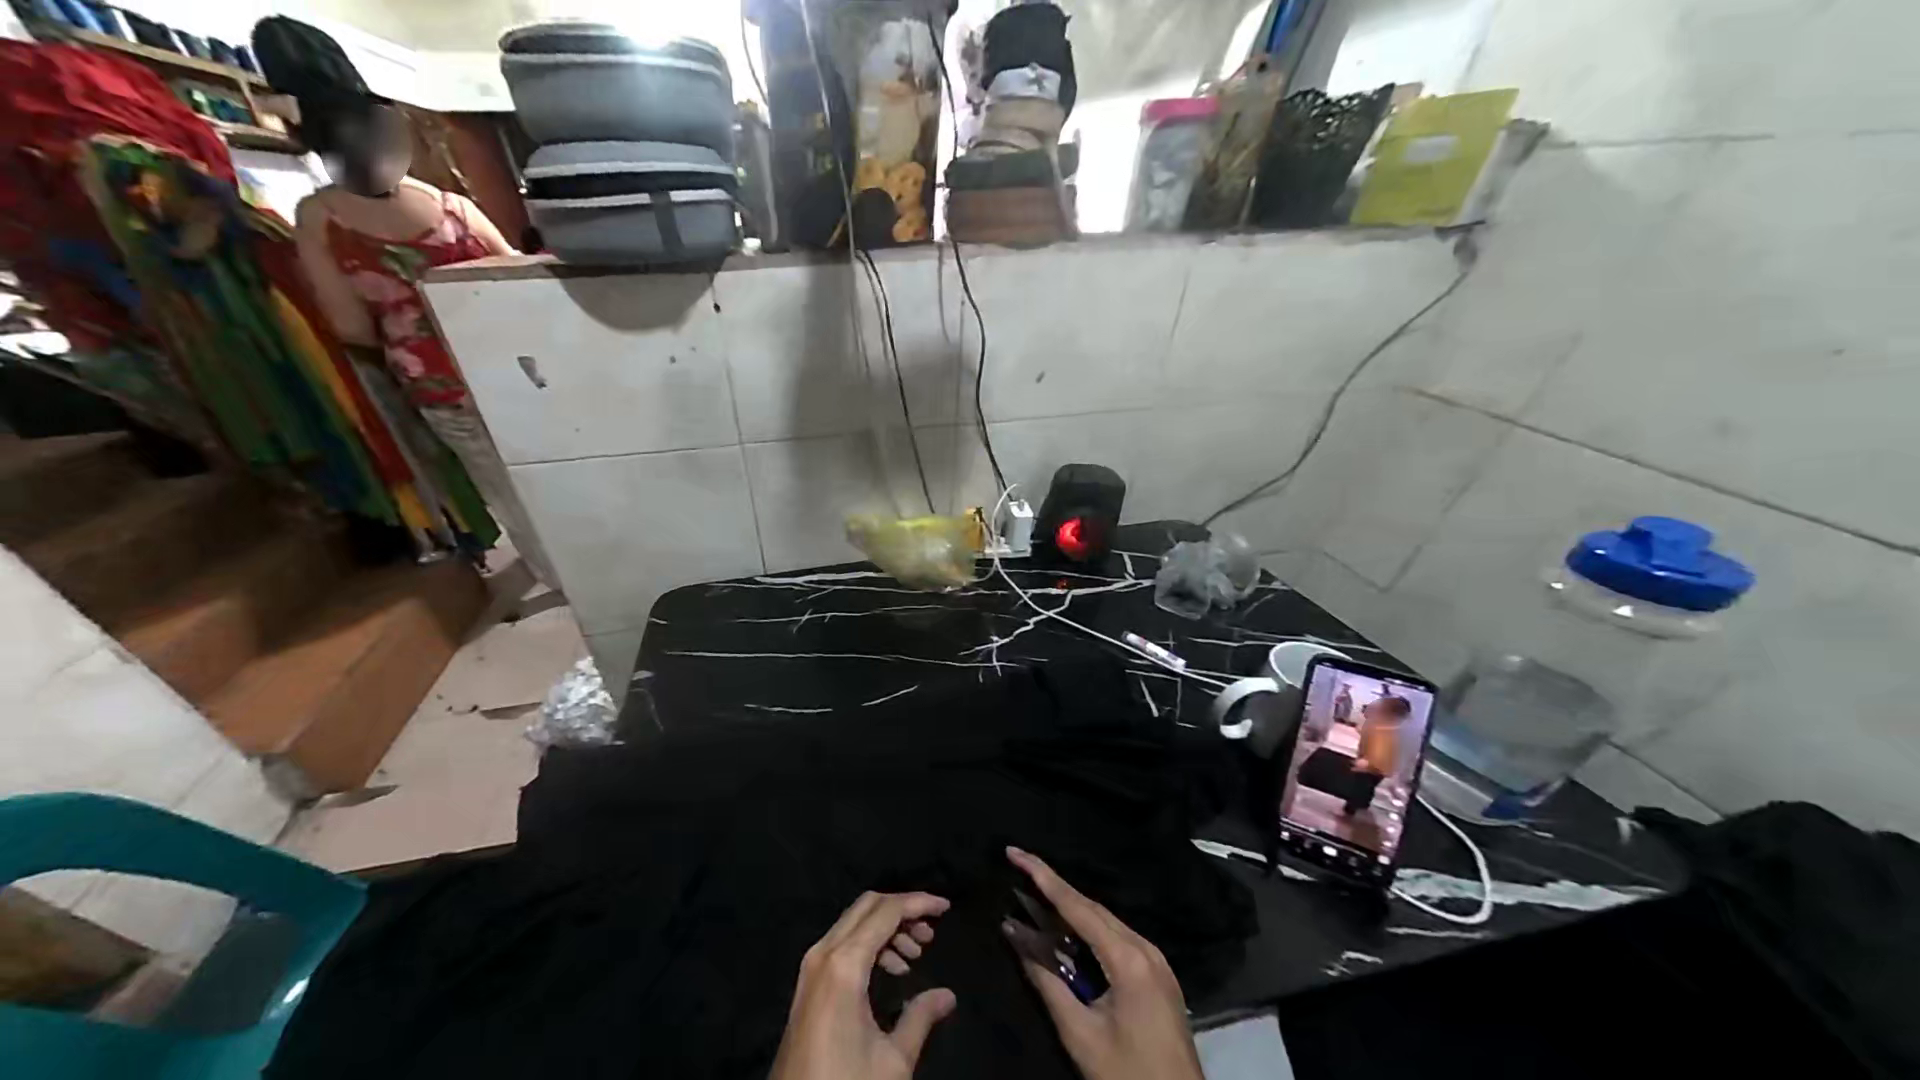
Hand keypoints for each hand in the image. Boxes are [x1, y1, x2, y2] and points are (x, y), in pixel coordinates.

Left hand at [770, 891, 956, 1079]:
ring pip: (855, 922)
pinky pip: (843, 943)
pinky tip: (892, 969)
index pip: (887, 911)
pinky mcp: (808, 982)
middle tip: (931, 933)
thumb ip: (921, 1018)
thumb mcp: (892, 1061)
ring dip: (888, 928)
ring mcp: (812, 966)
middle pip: (868, 906)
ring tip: (916, 954)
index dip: (919, 902)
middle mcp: (824, 953)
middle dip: (903, 910)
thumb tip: (948, 996)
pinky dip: (871, 944)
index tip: (946, 907)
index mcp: (844, 964)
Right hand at [1004, 847, 1203, 1079]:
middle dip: (1053, 888)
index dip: (1042, 876)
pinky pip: (1117, 938)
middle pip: (1092, 908)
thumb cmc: (1128, 1076)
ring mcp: (1157, 961)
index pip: (1076, 905)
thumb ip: (1046, 981)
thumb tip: (1015, 935)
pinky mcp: (1159, 975)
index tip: (1014, 853)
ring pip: (1105, 921)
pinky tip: (1067, 935)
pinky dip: (1088, 931)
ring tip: (1034, 900)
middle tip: (1018, 872)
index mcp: (1128, 958)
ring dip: (1070, 911)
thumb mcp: (1080, 1033)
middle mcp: (1146, 947)